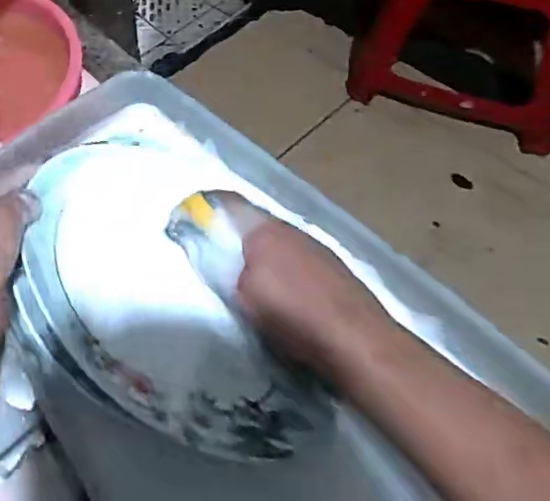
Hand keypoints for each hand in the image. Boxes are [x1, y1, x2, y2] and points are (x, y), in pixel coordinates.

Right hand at [209, 192, 398, 381]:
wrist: (365, 347)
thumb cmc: (293, 316)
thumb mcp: (239, 294)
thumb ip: (220, 266)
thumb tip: (207, 249)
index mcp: (261, 228)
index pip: (224, 201)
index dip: (201, 206)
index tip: (184, 220)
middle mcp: (291, 228)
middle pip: (252, 220)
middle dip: (231, 230)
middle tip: (215, 250)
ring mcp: (319, 248)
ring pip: (278, 238)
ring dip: (260, 248)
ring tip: (249, 271)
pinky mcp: (339, 271)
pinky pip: (299, 256)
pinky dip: (284, 264)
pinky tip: (285, 287)